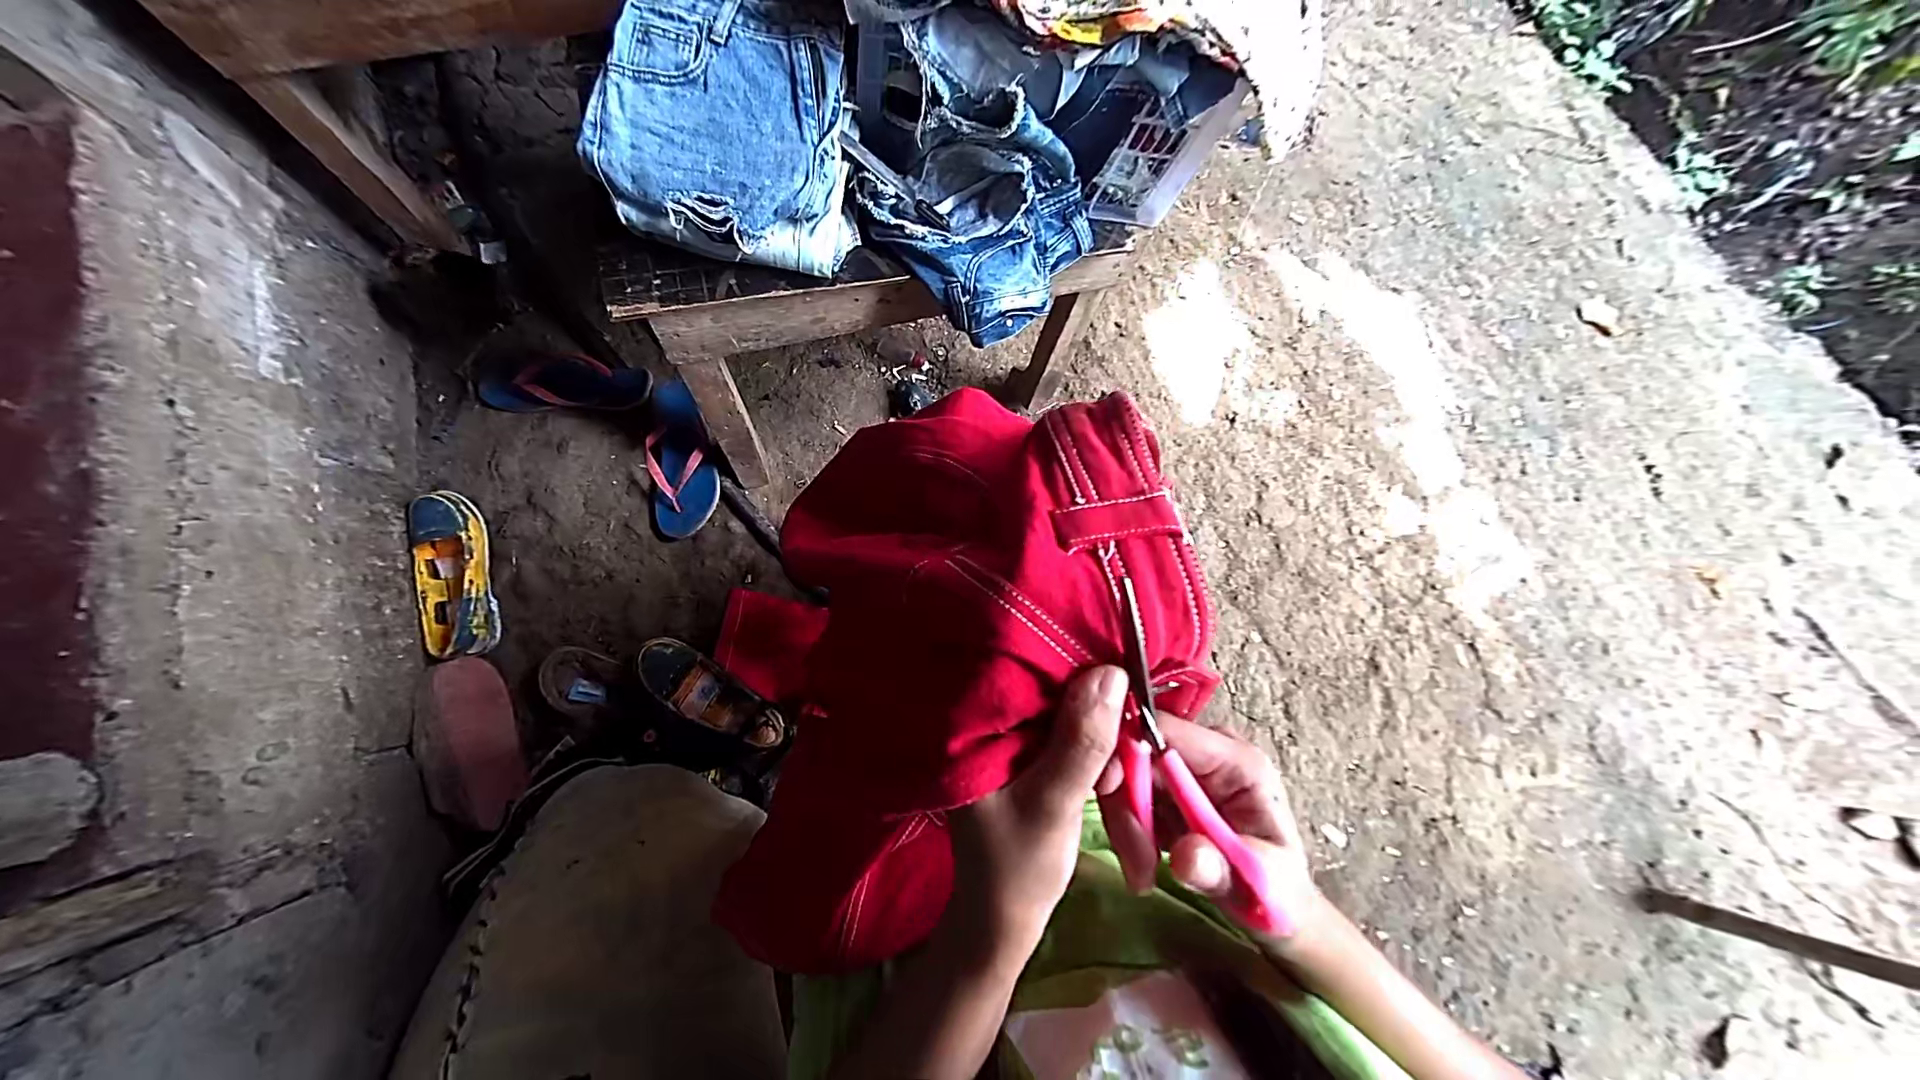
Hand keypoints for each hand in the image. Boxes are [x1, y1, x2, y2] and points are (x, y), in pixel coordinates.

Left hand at [946, 666, 1128, 955]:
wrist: (1002, 919)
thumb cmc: (1019, 867)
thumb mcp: (1054, 802)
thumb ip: (1081, 743)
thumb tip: (1111, 672)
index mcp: (974, 724)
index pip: (1027, 671)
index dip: (1076, 669)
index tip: (1122, 688)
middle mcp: (984, 721)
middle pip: (1048, 688)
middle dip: (1092, 709)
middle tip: (1119, 756)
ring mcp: (1004, 737)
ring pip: (1061, 710)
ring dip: (1095, 733)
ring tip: (1111, 778)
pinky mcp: (1022, 754)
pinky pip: (1062, 732)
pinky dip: (1087, 746)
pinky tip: (1105, 772)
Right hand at [1094, 715, 1328, 950]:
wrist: (1274, 907)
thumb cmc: (1276, 892)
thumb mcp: (1260, 886)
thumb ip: (1220, 870)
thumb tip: (1186, 854)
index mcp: (1235, 759)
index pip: (1163, 729)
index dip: (1127, 752)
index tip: (1108, 794)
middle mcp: (1206, 750)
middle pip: (1136, 750)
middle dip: (1125, 804)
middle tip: (1135, 862)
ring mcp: (1183, 763)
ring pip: (1123, 773)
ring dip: (1124, 824)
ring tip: (1142, 873)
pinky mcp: (1164, 782)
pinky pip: (1125, 792)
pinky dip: (1125, 826)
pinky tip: (1143, 860)